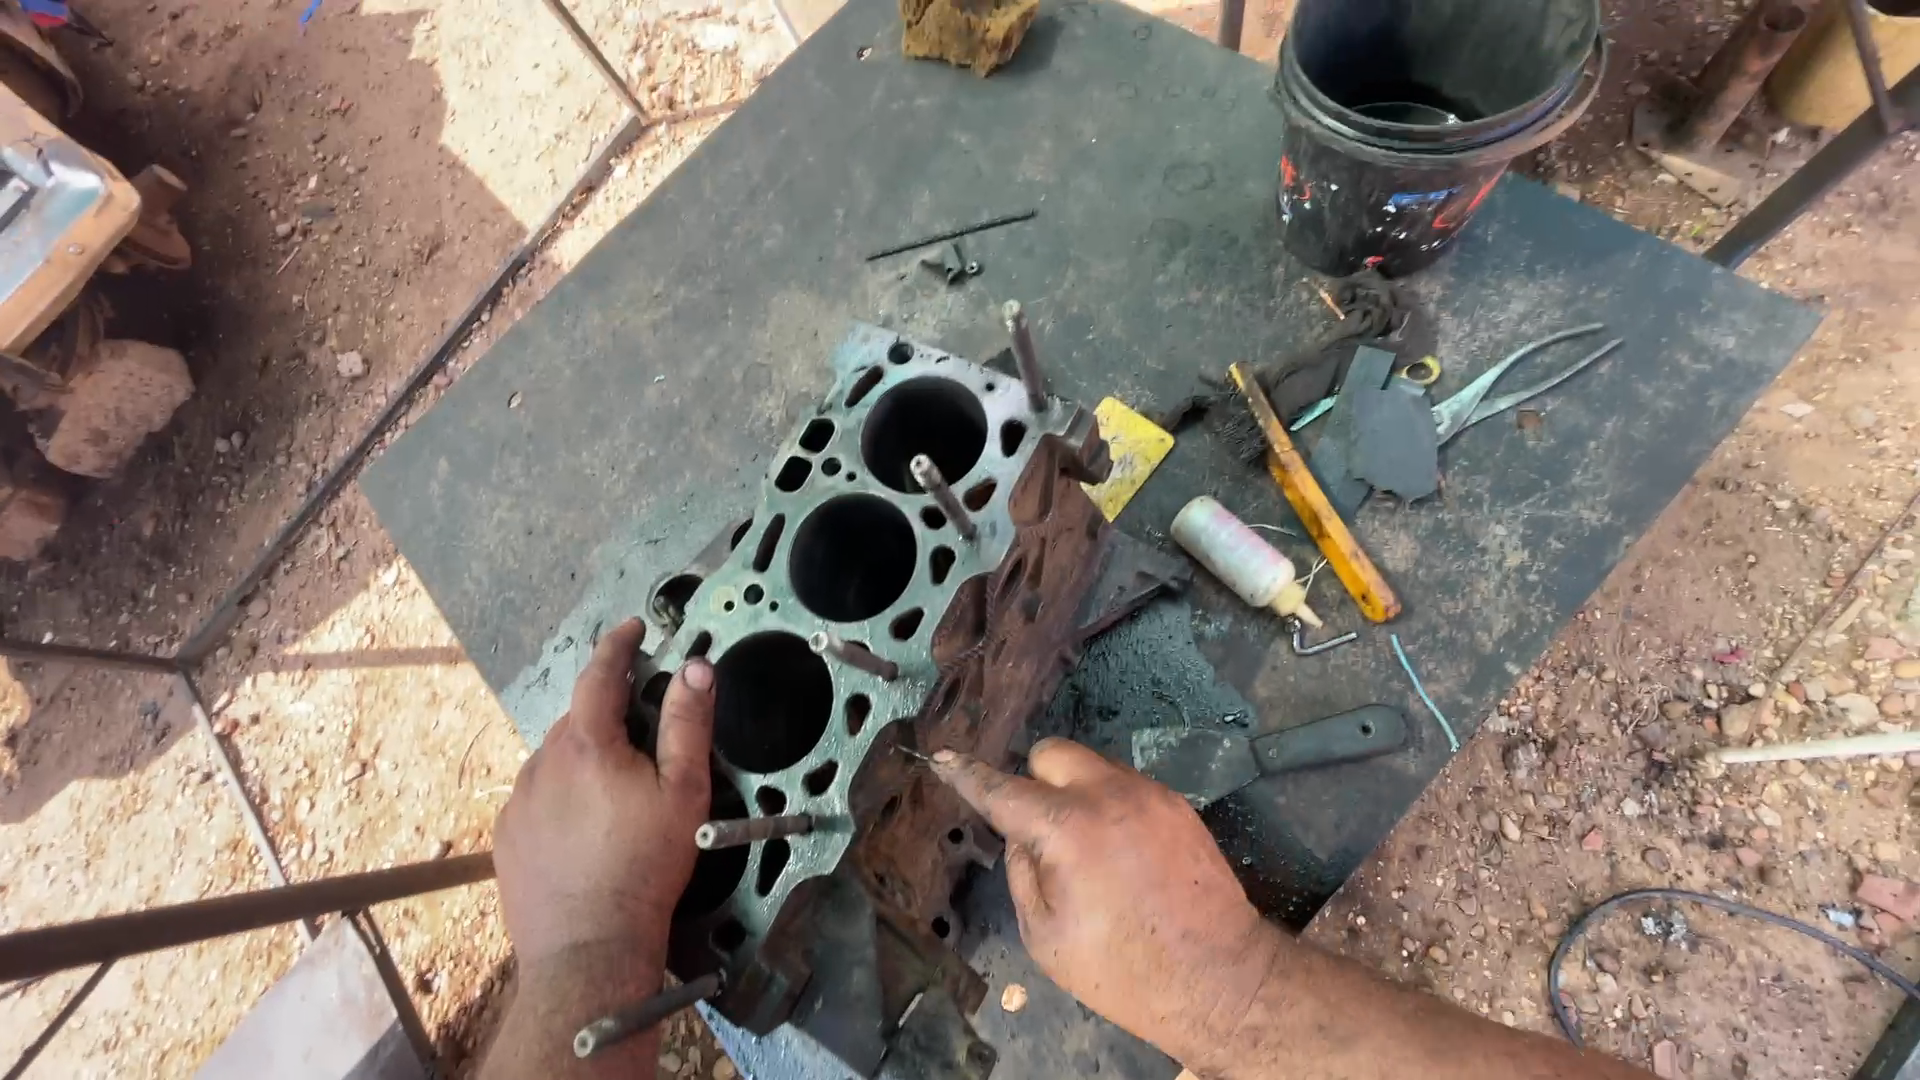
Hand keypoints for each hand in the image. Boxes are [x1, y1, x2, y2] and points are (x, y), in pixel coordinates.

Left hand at [495, 619, 713, 974]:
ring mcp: (519, 800)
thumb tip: (696, 666)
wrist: (588, 947)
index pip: (599, 675)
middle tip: (644, 727)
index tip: (632, 627)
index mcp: (588, 745)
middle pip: (580, 715)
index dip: (617, 645)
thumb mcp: (684, 789)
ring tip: (618, 783)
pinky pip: (539, 789)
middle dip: (610, 707)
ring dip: (587, 749)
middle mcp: (543, 762)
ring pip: (557, 753)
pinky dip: (564, 784)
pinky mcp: (506, 835)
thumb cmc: (647, 861)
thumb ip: (688, 722)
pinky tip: (587, 820)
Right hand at [931, 738, 1287, 1070]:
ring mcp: (1146, 792)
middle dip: (1035, 780)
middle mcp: (1107, 794)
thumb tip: (1022, 833)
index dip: (967, 775)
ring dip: (1074, 793)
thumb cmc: (1124, 970)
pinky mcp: (1174, 802)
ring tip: (1092, 852)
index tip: (944, 759)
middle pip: (1050, 752)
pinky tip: (1124, 854)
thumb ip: (1021, 871)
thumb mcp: (1046, 936)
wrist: (1222, 979)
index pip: (1002, 790)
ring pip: (1090, 765)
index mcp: (1066, 829)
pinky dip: (1108, 805)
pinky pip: (1124, 785)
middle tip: (1042, 829)